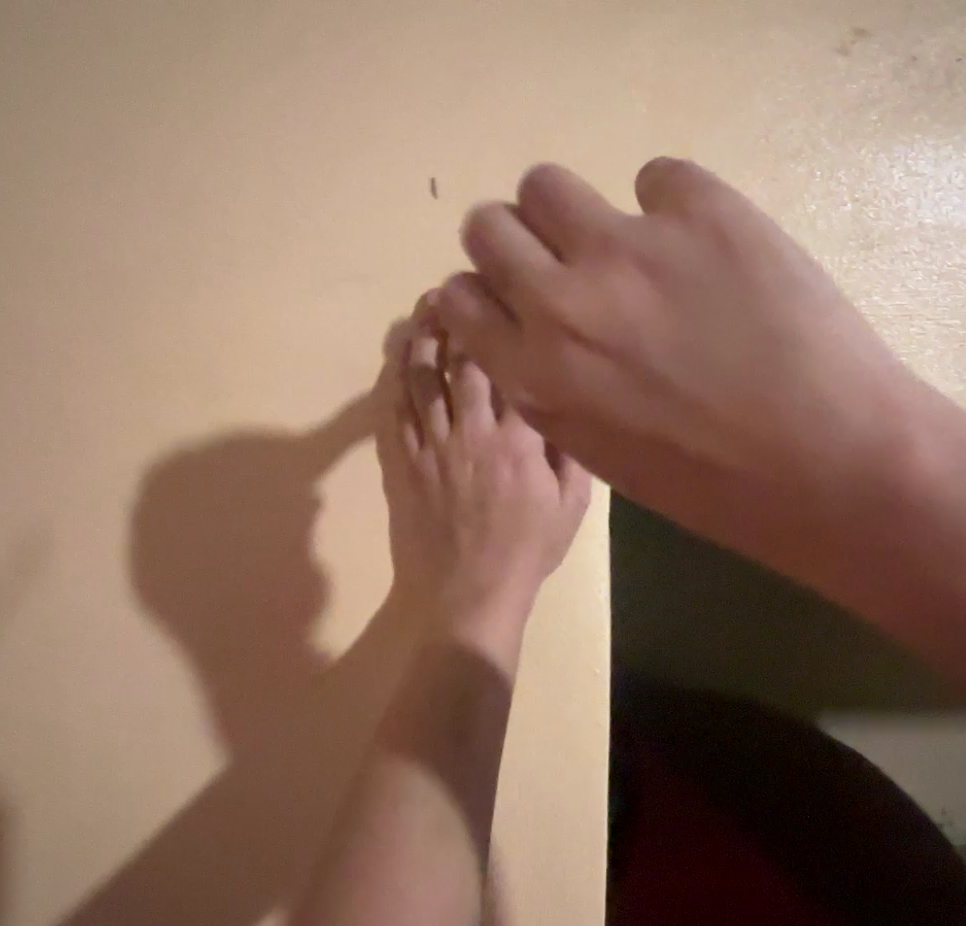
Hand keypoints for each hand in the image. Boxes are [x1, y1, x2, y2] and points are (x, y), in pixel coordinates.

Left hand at [376, 302, 590, 660]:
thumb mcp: (572, 510)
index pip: (511, 367)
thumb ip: (575, 455)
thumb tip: (573, 407)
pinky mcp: (399, 463)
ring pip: (421, 376)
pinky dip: (392, 376)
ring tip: (425, 307)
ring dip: (421, 336)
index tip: (503, 299)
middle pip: (461, 361)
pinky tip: (396, 353)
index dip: (505, 328)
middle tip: (456, 288)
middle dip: (458, 318)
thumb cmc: (526, 555)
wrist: (467, 597)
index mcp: (520, 441)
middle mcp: (472, 432)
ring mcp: (430, 446)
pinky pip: (390, 409)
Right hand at [429, 158, 932, 567]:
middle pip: (490, 226)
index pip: (459, 301)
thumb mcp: (610, 457)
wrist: (831, 462)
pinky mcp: (701, 210)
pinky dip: (674, 207)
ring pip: (549, 184)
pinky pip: (658, 177)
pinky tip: (713, 251)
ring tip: (630, 246)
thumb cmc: (721, 487)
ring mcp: (629, 247)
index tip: (519, 299)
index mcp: (537, 377)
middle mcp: (562, 303)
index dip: (488, 296)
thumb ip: (558, 392)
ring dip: (575, 212)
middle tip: (571, 265)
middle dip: (518, 242)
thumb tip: (542, 335)